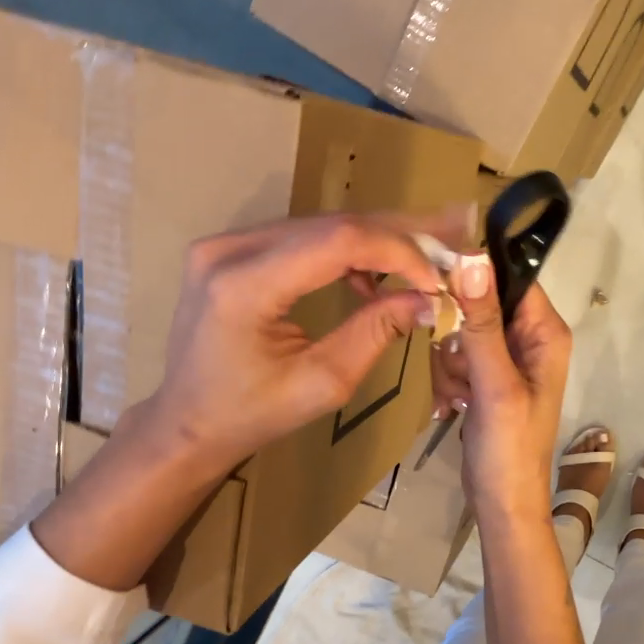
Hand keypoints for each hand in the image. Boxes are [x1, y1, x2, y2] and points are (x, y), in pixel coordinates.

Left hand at [145, 212, 463, 476]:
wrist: (189, 420)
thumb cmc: (254, 414)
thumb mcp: (323, 383)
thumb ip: (375, 333)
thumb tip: (429, 300)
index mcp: (245, 286)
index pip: (337, 241)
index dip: (398, 251)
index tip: (438, 277)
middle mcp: (230, 249)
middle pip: (332, 224)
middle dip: (399, 233)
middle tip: (455, 230)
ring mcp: (227, 243)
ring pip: (322, 225)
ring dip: (379, 238)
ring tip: (431, 249)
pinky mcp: (233, 249)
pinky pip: (304, 237)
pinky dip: (348, 249)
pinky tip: (377, 274)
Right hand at [433, 256, 572, 521]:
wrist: (501, 503)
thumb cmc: (508, 449)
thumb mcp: (496, 385)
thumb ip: (483, 324)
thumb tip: (472, 260)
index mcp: (546, 333)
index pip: (512, 277)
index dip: (475, 277)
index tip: (441, 290)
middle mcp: (530, 339)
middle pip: (479, 303)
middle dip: (458, 335)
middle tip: (459, 368)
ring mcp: (507, 359)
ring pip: (461, 332)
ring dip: (450, 364)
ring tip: (460, 396)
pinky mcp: (487, 378)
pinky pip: (456, 358)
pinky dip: (449, 380)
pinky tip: (455, 406)